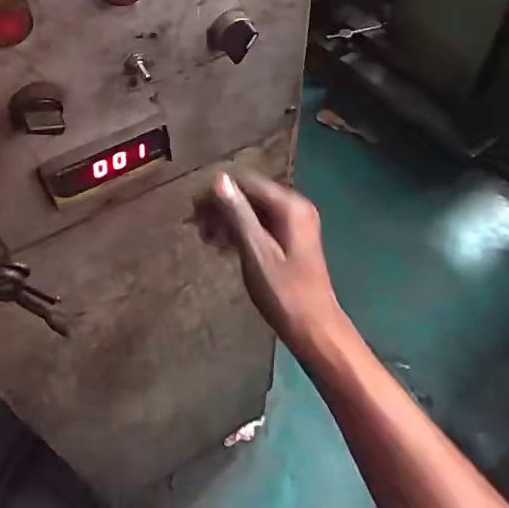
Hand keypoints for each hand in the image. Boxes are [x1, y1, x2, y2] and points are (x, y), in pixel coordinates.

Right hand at [202, 171, 349, 357]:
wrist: (315, 329)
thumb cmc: (284, 293)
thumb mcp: (256, 252)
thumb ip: (238, 214)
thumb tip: (219, 179)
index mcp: (290, 205)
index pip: (248, 183)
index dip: (218, 192)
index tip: (193, 209)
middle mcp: (295, 207)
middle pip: (251, 196)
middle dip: (222, 207)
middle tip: (195, 225)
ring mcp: (295, 224)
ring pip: (255, 212)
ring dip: (229, 220)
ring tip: (204, 236)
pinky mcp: (292, 241)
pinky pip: (262, 226)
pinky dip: (242, 232)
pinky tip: (221, 245)